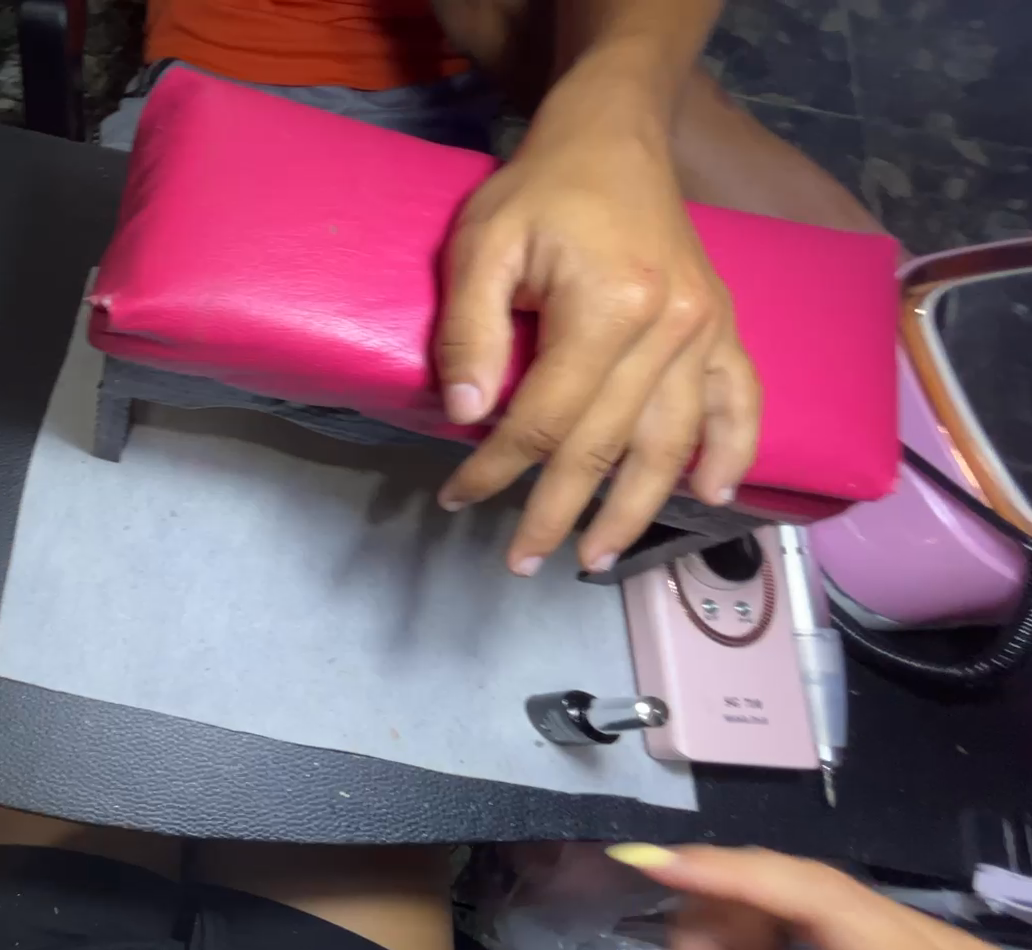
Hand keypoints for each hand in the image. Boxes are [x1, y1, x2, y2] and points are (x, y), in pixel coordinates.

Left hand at [435, 59, 759, 575]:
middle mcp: (672, 330)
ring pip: (673, 444)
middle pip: (603, 447)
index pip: (539, 421)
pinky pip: (739, 401)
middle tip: (520, 562)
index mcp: (608, 311)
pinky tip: (712, 495)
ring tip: (599, 557)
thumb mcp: (479, 250)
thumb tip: (465, 416)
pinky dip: (731, 451)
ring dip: (636, 508)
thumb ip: (470, 335)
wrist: (608, 142)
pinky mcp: (721, 327)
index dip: (493, 470)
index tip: (455, 500)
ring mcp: (707, 330)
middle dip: (556, 513)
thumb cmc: (535, 194)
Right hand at [609, 843, 1031, 949]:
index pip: (827, 903)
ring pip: (809, 889)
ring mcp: (956, 944)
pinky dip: (777, 926)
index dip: (732, 874)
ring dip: (744, 920)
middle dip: (721, 908)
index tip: (647, 863)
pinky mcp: (939, 945)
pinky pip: (832, 906)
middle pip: (806, 887)